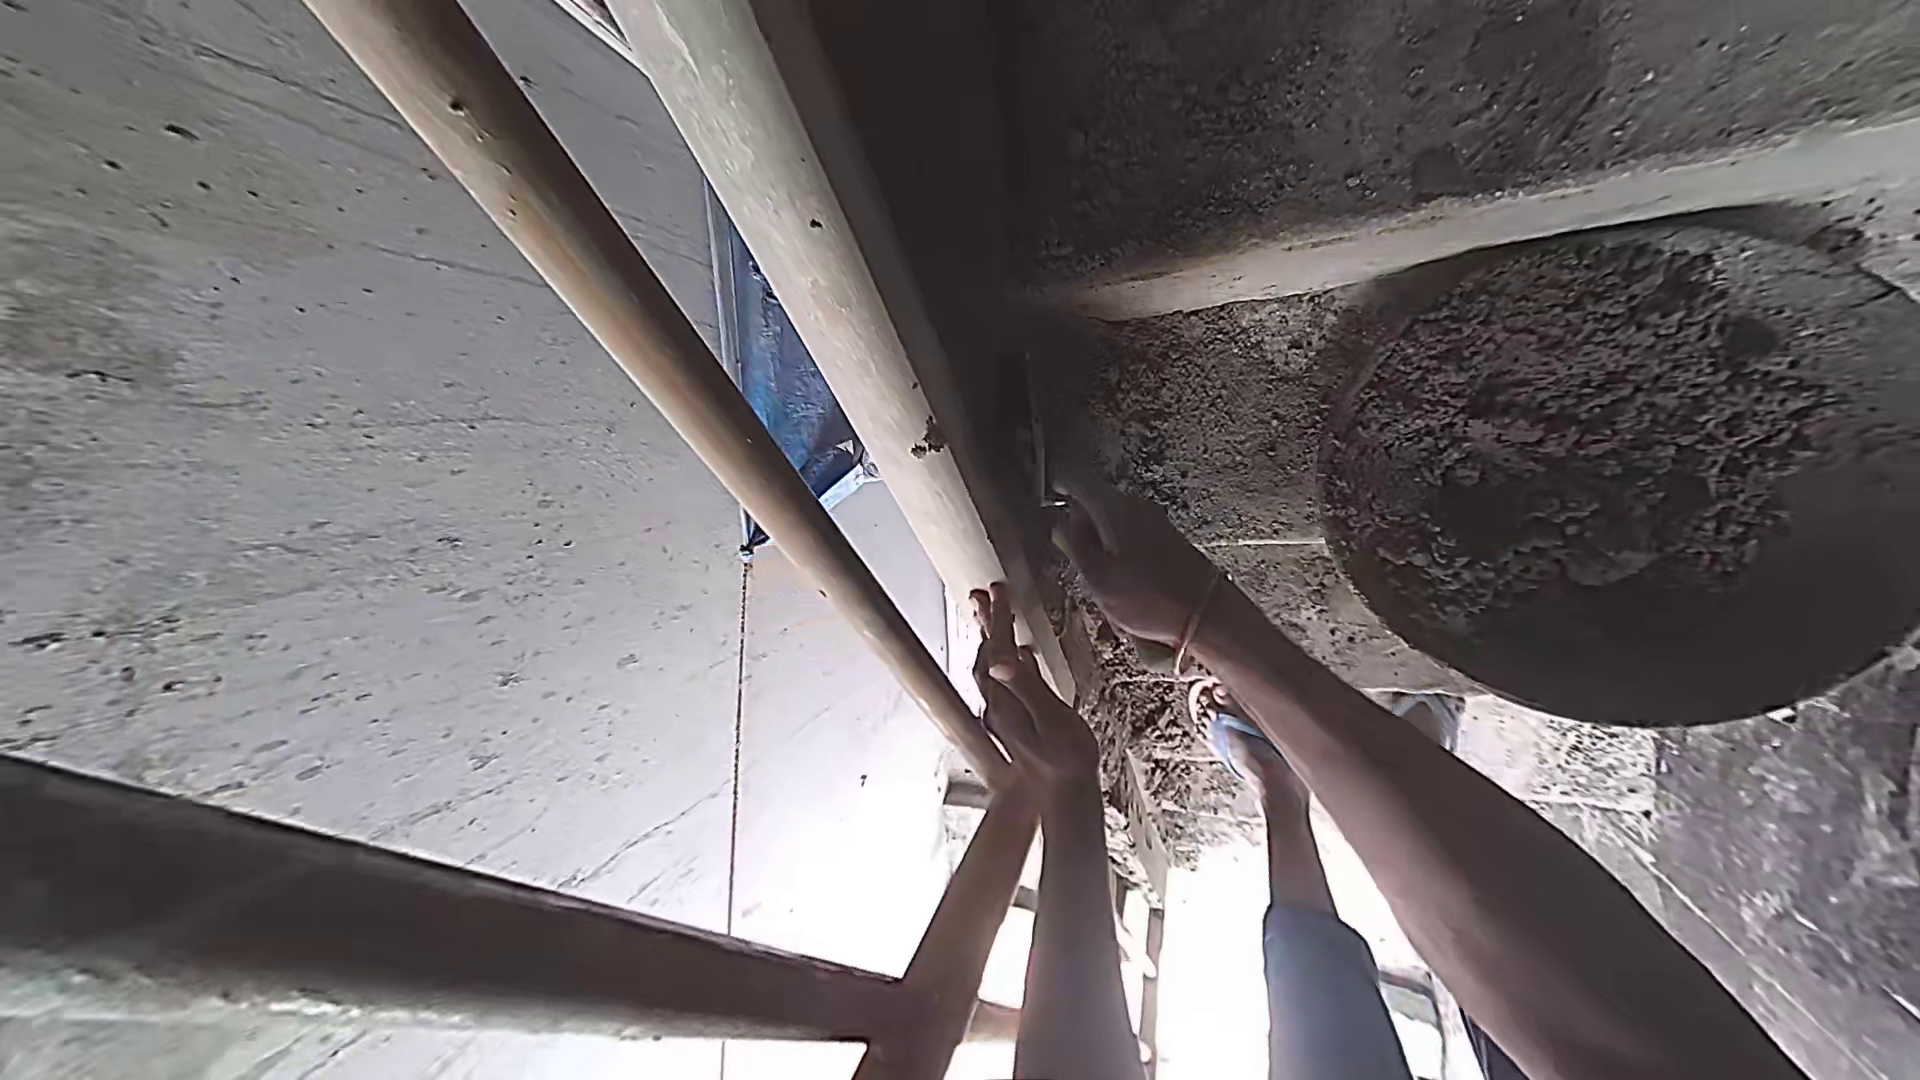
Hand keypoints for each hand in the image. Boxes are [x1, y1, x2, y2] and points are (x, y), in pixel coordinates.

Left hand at [972, 582, 1100, 806]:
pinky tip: (1020, 654)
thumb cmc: (1064, 761)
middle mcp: (999, 702)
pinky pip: (1004, 678)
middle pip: (988, 652)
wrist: (1061, 797)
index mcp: (1007, 698)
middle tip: (985, 594)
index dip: (998, 617)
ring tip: (993, 613)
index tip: (998, 590)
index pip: (999, 648)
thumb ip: (1027, 688)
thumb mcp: (1052, 722)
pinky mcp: (1013, 717)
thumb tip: (1003, 659)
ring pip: (992, 664)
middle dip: (986, 621)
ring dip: (991, 636)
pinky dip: (1007, 658)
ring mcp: (1004, 710)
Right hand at [1053, 475, 1222, 645]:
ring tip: (1100, 574)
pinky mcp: (1167, 536)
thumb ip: (1075, 545)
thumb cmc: (1153, 600)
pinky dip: (1120, 547)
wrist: (1205, 615)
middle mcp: (1137, 507)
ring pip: (1115, 518)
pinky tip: (1123, 577)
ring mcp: (1155, 520)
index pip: (1080, 481)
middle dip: (1081, 521)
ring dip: (1102, 538)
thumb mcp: (1097, 579)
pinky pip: (1132, 531)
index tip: (1052, 487)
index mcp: (1114, 510)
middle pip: (1098, 501)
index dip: (1061, 482)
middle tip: (1072, 549)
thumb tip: (1062, 526)